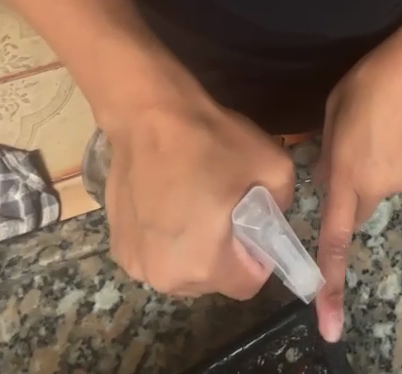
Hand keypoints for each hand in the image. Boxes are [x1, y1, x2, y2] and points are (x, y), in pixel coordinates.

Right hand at [98, 67, 295, 299]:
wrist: (150, 116)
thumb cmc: (212, 141)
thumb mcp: (273, 164)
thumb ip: (283, 201)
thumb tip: (273, 216)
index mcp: (203, 263)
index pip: (247, 285)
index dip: (260, 256)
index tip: (256, 225)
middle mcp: (164, 277)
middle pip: (214, 281)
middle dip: (228, 251)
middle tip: (228, 207)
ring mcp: (135, 264)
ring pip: (184, 270)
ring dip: (197, 247)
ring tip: (198, 201)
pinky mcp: (117, 247)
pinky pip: (158, 254)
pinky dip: (169, 238)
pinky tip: (171, 201)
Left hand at [314, 33, 401, 341]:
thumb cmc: (372, 79)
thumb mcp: (334, 110)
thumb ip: (328, 154)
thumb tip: (328, 182)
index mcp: (348, 174)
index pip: (336, 237)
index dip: (330, 283)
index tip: (329, 326)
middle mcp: (382, 186)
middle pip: (364, 200)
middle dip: (359, 183)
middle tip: (364, 140)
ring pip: (391, 181)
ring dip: (387, 162)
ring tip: (394, 119)